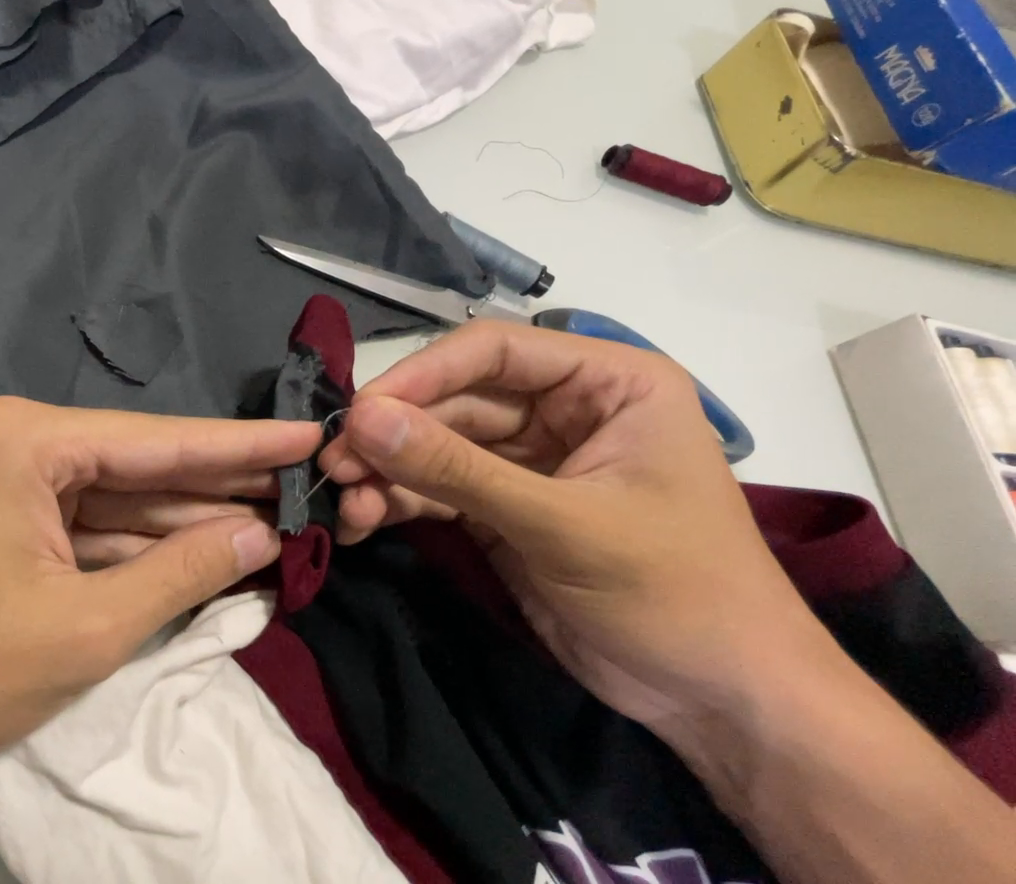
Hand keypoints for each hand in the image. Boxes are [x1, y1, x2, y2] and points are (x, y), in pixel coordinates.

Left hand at [0, 398, 316, 768]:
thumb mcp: (86, 627)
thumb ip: (180, 572)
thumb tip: (259, 536)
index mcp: (28, 441)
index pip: (158, 441)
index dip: (241, 446)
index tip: (309, 437)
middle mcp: (16, 438)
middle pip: (139, 464)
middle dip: (218, 486)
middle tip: (306, 486)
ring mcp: (6, 474)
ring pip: (116, 495)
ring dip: (184, 517)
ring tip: (275, 519)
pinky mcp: (3, 511)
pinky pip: (86, 521)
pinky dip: (138, 543)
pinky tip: (204, 549)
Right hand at [316, 320, 840, 737]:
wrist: (719, 702)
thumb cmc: (674, 593)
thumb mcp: (561, 525)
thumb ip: (456, 470)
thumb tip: (361, 418)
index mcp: (607, 384)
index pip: (494, 351)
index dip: (421, 374)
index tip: (361, 411)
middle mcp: (562, 411)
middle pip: (453, 401)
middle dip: (393, 434)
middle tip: (334, 464)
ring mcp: (528, 462)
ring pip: (435, 447)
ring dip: (385, 472)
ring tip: (341, 501)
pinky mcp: (501, 509)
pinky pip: (435, 490)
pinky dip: (395, 502)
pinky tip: (359, 520)